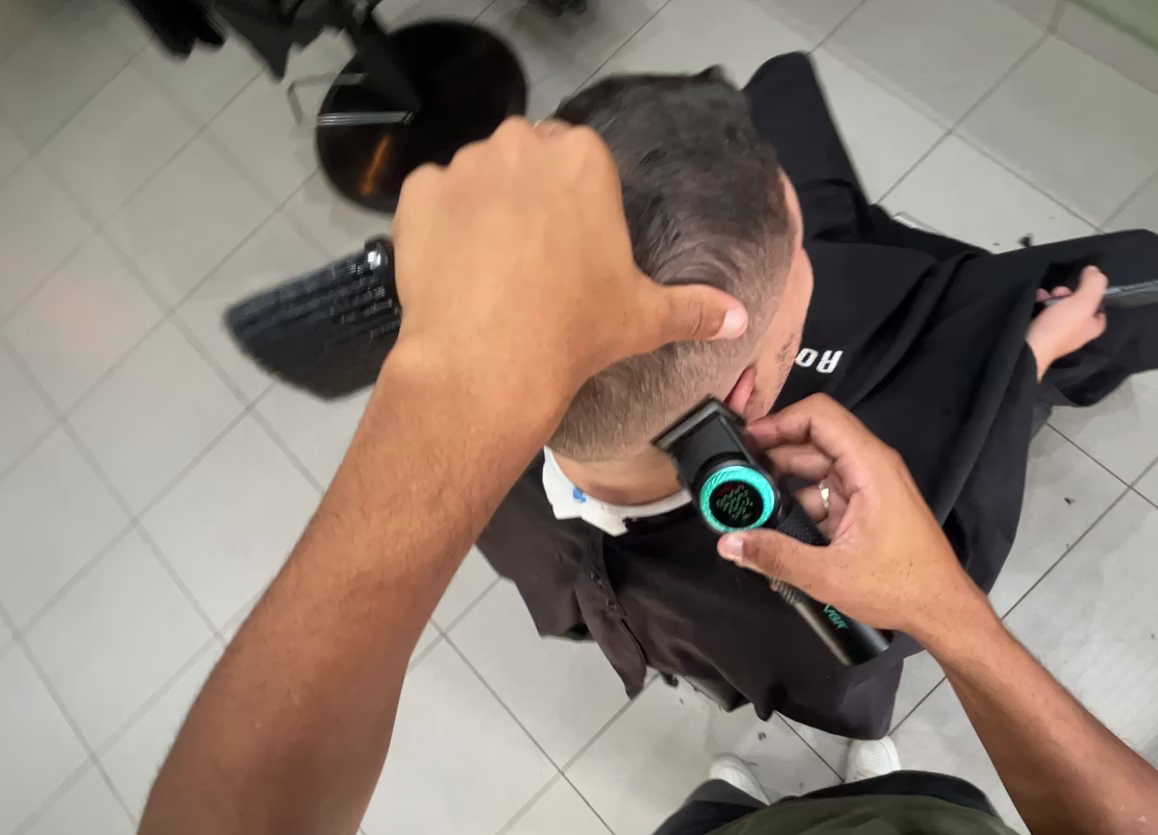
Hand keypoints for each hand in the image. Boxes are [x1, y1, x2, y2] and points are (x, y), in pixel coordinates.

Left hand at [388, 118, 746, 399]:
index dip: (578, 204)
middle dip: (533, 198)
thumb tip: (739, 318)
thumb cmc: (576, 331)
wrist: (491, 365)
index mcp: (582, 159)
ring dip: (488, 211)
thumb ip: (696, 310)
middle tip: (538, 259)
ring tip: (497, 270)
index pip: (581, 160)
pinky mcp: (418, 195)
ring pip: (481, 179)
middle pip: (529, 160)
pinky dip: (444, 228)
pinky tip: (460, 271)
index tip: (576, 246)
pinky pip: (435, 202)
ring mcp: (463, 167)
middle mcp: (519, 146)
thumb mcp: (645, 318)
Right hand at [714, 395, 981, 637]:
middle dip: (771, 456)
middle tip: (736, 478)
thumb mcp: (829, 574)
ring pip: (815, 470)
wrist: (941, 610)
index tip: (746, 441)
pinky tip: (775, 531)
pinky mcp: (864, 509)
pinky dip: (797, 507)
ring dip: (782, 485)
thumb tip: (729, 543)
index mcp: (869, 467)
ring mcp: (868, 488)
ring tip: (749, 508)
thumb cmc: (901, 586)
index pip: (820, 416)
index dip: (779, 421)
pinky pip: (823, 495)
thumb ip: (775, 556)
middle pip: (812, 441)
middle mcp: (870, 468)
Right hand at [1026, 266, 1107, 376]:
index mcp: (1092, 328)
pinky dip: (1039, 305)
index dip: (1094, 295)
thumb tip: (1093, 271)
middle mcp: (1077, 333)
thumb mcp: (1084, 301)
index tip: (1084, 286)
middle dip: (1068, 294)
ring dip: (1051, 298)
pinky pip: (1042, 315)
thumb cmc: (1059, 326)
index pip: (1099, 309)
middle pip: (1077, 306)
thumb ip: (1094, 283)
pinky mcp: (1039, 334)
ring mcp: (1056, 335)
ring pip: (1058, 309)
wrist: (1027, 348)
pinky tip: (1035, 300)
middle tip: (1059, 291)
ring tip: (1043, 294)